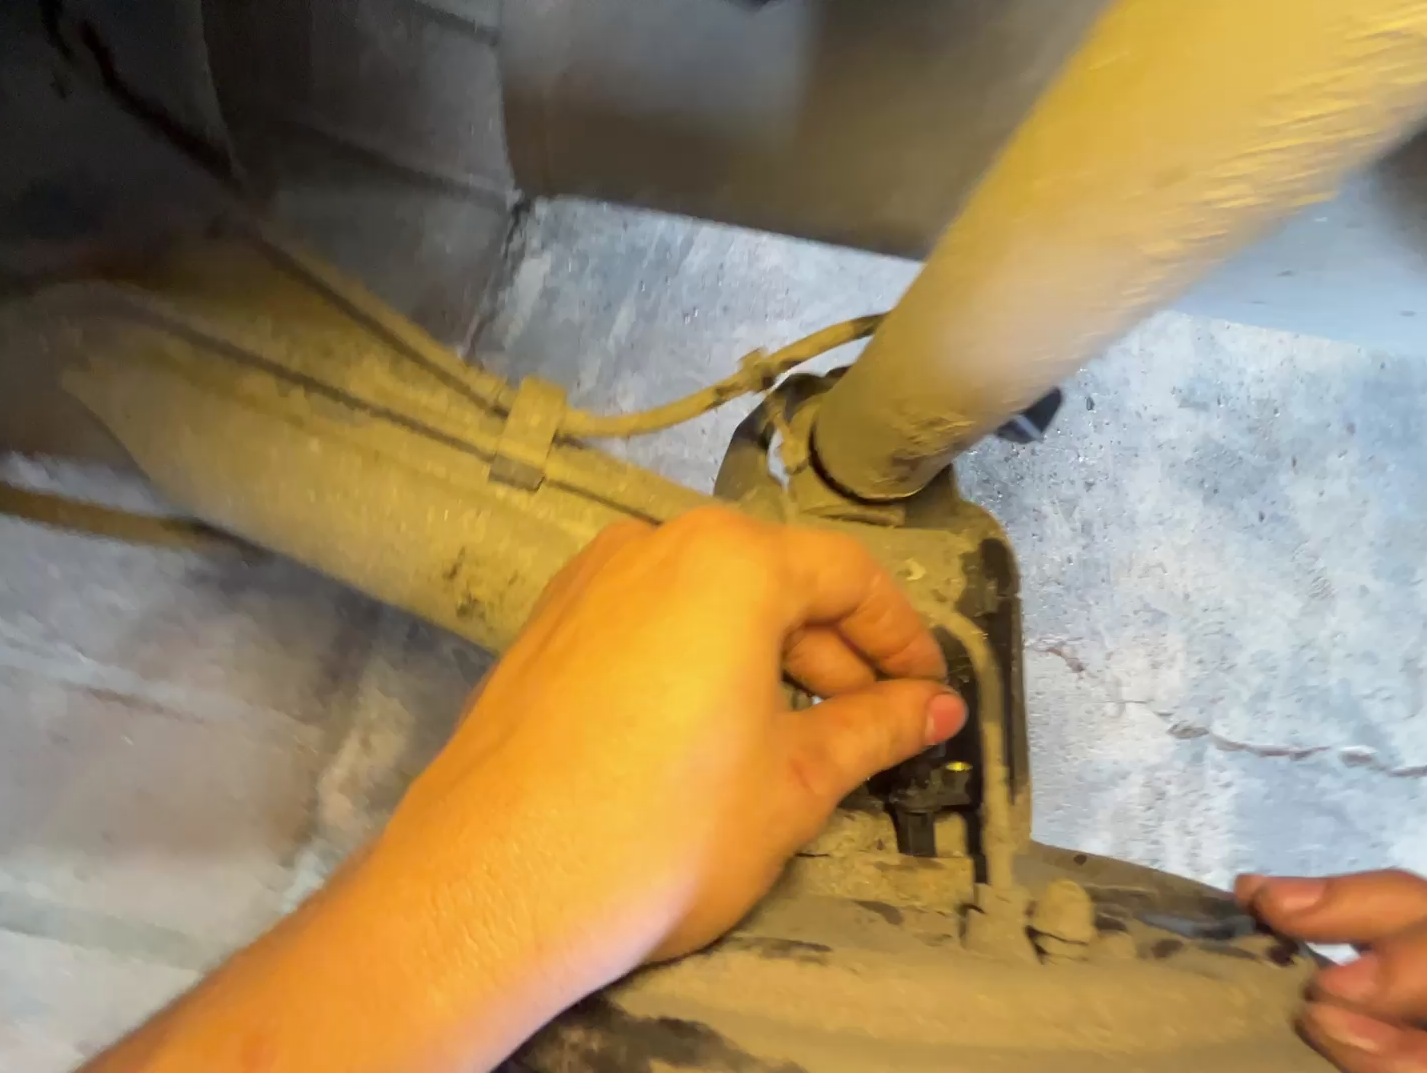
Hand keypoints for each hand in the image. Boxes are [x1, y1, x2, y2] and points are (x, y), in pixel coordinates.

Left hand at [374, 507, 965, 970]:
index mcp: (728, 559)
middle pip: (775, 583)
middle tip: (873, 725)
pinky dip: (703, 658)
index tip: (928, 692)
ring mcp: (593, 577)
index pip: (846, 574)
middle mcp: (655, 542)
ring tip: (799, 734)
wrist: (491, 883)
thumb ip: (874, 728)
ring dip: (768, 659)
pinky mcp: (553, 619)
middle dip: (834, 655)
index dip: (899, 635)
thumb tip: (936, 707)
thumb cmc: (665, 827)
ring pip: (711, 603)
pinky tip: (714, 721)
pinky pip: (654, 619)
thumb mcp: (793, 780)